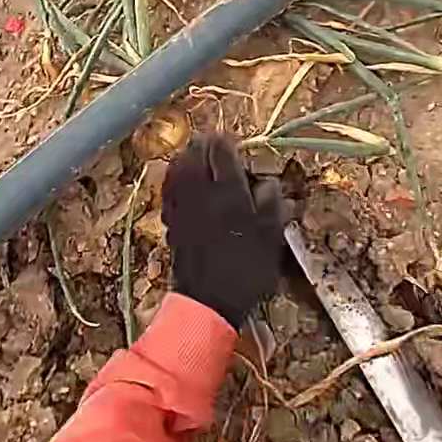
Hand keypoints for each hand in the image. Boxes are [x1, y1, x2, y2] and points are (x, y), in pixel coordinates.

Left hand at [163, 132, 289, 326]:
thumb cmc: (247, 268)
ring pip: (178, 168)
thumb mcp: (270, 237)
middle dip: (204, 144)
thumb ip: (271, 205)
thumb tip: (271, 185)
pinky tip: (183, 182)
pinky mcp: (171, 220)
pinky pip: (170, 188)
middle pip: (195, 154)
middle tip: (214, 144)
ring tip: (197, 156)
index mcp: (228, 191)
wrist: (209, 301)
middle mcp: (201, 191)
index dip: (226, 141)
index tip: (233, 141)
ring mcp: (182, 205)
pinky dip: (175, 178)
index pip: (222, 151)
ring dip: (187, 157)